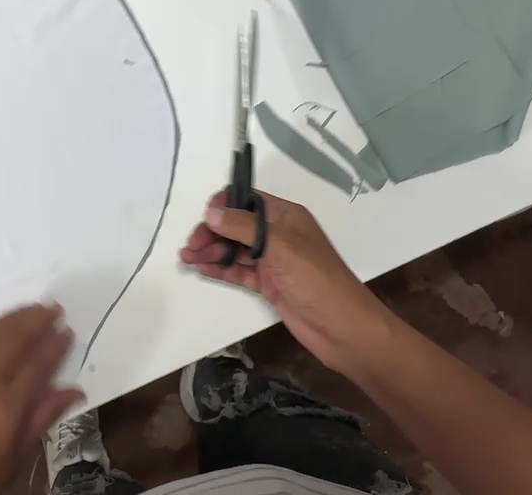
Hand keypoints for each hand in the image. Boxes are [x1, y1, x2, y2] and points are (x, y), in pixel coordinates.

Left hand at [0, 303, 85, 494]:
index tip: (67, 330)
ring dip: (13, 318)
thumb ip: (45, 414)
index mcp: (6, 404)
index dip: (54, 345)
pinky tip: (0, 323)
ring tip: (32, 307)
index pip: (36, 364)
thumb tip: (76, 389)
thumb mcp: (20, 452)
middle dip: (36, 321)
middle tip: (54, 308)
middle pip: (14, 340)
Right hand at [179, 189, 393, 375]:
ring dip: (211, 251)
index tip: (204, 219)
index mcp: (285, 216)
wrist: (345, 332)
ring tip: (187, 258)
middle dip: (211, 231)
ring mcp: (273, 261)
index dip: (223, 205)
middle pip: (236, 225)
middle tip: (190, 246)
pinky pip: (238, 271)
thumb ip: (243, 227)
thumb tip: (211, 212)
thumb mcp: (280, 247)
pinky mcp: (269, 284)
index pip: (247, 200)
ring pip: (234, 248)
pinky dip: (220, 268)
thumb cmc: (317, 280)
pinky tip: (201, 269)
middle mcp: (277, 234)